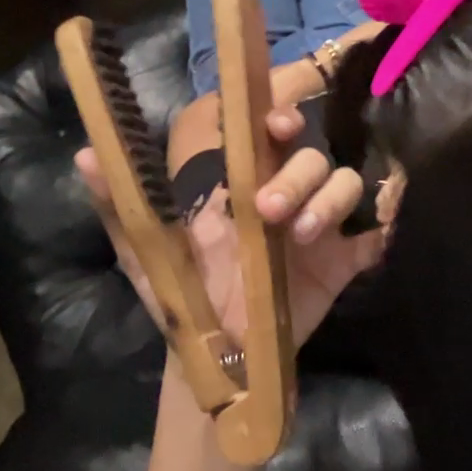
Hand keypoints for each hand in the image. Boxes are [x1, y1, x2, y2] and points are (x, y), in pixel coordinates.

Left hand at [76, 105, 378, 348]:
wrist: (219, 356)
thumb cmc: (184, 294)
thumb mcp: (145, 252)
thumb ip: (117, 205)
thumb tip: (86, 156)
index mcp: (244, 180)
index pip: (272, 130)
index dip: (280, 114)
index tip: (274, 124)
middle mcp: (288, 190)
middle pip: (312, 155)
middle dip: (297, 171)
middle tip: (268, 208)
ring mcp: (321, 223)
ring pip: (345, 184)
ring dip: (329, 199)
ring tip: (299, 234)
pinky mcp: (346, 259)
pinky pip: (378, 230)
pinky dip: (386, 225)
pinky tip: (378, 232)